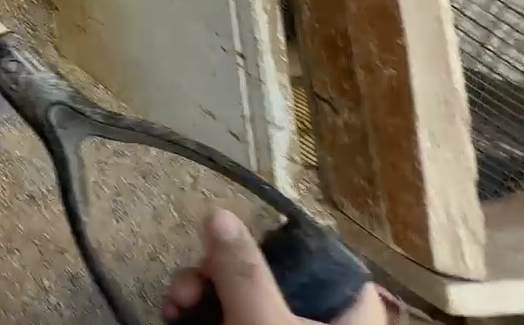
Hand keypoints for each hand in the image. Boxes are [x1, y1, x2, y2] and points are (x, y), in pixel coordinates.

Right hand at [163, 211, 389, 324]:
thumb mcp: (260, 323)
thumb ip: (243, 269)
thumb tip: (219, 209)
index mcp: (350, 322)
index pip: (338, 269)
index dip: (293, 245)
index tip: (242, 235)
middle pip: (272, 278)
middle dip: (217, 272)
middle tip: (190, 282)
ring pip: (243, 298)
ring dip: (200, 292)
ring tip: (173, 303)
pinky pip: (230, 318)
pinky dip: (200, 313)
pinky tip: (174, 313)